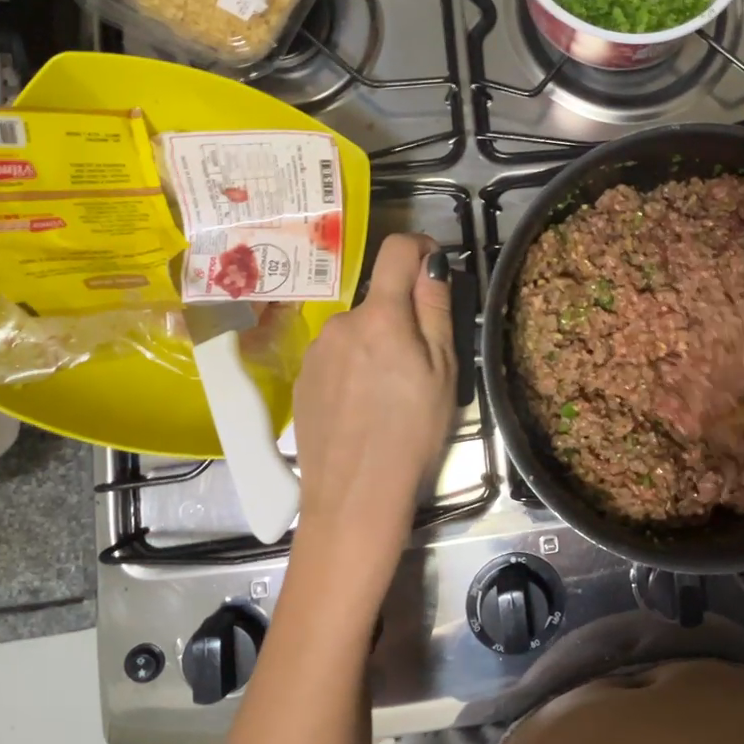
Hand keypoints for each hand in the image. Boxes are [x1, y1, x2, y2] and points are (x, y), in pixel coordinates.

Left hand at [290, 234, 456, 568]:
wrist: (354, 495)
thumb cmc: (412, 431)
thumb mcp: (442, 369)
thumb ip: (435, 309)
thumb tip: (432, 263)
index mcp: (381, 315)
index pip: (396, 249)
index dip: (421, 248)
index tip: (436, 270)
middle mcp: (341, 322)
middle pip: (379, 299)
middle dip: (402, 317)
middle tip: (422, 363)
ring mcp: (316, 351)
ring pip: (357, 330)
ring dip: (376, 345)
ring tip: (391, 394)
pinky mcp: (301, 379)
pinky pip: (337, 357)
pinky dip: (354, 368)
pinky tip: (363, 408)